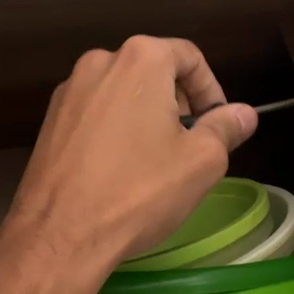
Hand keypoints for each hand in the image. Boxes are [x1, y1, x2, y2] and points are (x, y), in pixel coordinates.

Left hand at [0, 37, 259, 271]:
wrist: (59, 236)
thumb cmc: (139, 191)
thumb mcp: (201, 161)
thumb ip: (226, 127)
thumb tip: (243, 113)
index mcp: (141, 58)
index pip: (190, 57)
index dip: (211, 90)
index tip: (217, 126)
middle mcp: (101, 61)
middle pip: (154, 71)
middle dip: (178, 104)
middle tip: (189, 146)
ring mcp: (69, 90)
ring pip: (123, 93)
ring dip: (146, 118)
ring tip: (155, 163)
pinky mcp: (50, 120)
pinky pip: (96, 114)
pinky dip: (115, 131)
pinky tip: (120, 171)